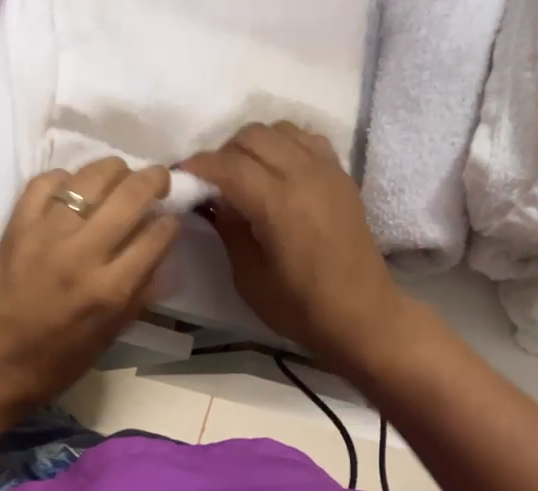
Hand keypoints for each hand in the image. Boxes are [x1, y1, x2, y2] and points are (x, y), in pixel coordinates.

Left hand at [0, 159, 179, 422]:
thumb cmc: (55, 363)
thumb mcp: (108, 338)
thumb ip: (140, 295)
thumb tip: (165, 257)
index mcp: (110, 290)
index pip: (158, 234)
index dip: (171, 222)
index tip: (169, 221)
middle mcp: (82, 254)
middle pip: (132, 192)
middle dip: (155, 181)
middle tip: (157, 183)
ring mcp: (47, 234)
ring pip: (93, 175)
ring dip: (115, 172)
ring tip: (117, 181)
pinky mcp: (17, 226)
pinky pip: (47, 181)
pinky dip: (66, 179)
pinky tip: (72, 191)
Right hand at [181, 123, 408, 366]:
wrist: (359, 313)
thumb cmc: (298, 307)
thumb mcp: (248, 277)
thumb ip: (229, 229)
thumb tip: (213, 201)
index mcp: (278, 204)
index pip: (228, 165)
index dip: (197, 167)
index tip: (178, 178)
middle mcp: (304, 173)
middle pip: (252, 136)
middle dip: (223, 154)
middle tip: (210, 184)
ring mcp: (327, 169)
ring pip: (278, 129)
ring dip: (253, 146)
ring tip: (242, 177)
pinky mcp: (341, 173)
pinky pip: (305, 139)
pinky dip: (282, 146)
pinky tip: (274, 174)